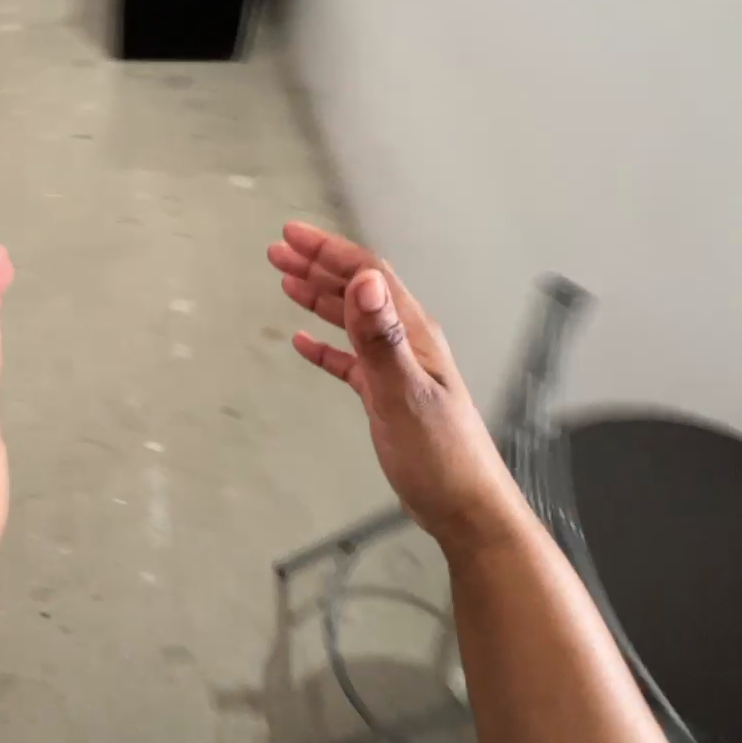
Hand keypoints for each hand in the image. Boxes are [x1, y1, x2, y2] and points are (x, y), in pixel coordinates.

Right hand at [267, 222, 528, 552]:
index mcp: (412, 334)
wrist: (463, 506)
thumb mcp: (405, 394)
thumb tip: (363, 282)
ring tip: (285, 280)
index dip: (329, 252)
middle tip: (278, 250)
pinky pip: (348, 359)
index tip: (291, 236)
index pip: (368, 276)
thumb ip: (382, 338)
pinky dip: (324, 346)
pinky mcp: (384, 395)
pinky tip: (303, 342)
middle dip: (317, 265)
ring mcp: (394, 368)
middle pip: (357, 291)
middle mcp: (404, 343)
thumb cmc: (440, 456)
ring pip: (351, 320)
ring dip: (318, 297)